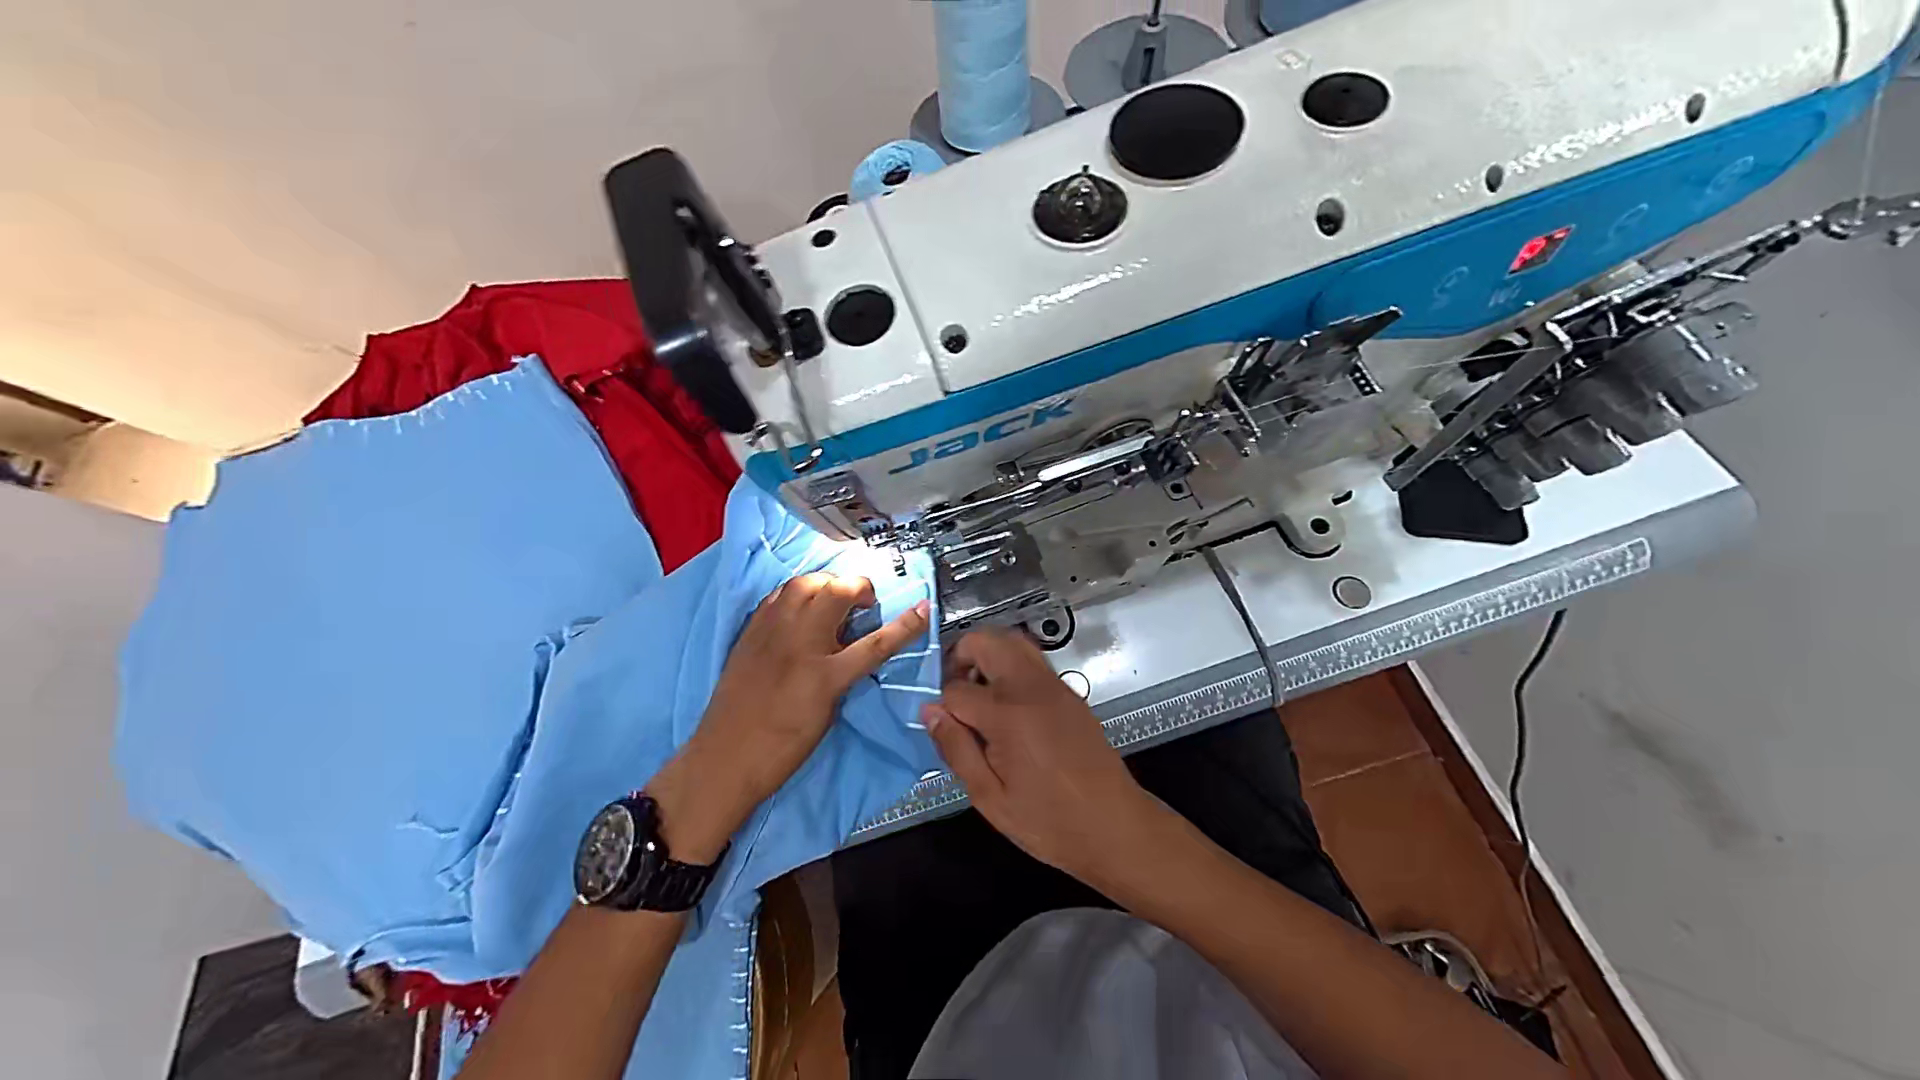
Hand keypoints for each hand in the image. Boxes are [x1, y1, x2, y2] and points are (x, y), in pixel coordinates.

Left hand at [650, 573, 929, 861]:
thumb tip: (853, 647)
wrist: (724, 759)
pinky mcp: (750, 630)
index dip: (905, 624)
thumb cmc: (782, 748)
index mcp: (825, 676)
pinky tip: (802, 607)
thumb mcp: (828, 712)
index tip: (923, 607)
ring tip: (834, 601)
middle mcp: (798, 644)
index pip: (876, 642)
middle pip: (838, 591)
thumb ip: (844, 674)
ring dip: (827, 584)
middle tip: (865, 606)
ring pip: (806, 582)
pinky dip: (798, 592)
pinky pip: (779, 594)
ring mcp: (771, 632)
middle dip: (859, 589)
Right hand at [924, 629, 1163, 882]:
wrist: (1115, 826)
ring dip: (988, 657)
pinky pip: (1032, 660)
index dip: (941, 707)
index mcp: (1007, 714)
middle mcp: (1030, 686)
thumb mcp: (989, 797)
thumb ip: (956, 749)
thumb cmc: (1049, 821)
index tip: (943, 728)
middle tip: (955, 697)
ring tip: (979, 697)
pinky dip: (1011, 666)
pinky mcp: (1069, 692)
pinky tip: (1007, 708)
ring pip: (1012, 641)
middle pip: (984, 641)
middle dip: (960, 659)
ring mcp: (1054, 685)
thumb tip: (930, 712)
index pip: (955, 688)